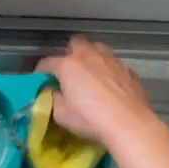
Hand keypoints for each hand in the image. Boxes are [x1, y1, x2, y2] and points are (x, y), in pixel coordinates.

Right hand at [35, 37, 161, 148]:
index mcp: (68, 65)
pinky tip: (109, 84)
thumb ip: (54, 99)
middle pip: (75, 43)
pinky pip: (113, 63)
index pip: (47, 62)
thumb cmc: (90, 119)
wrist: (129, 124)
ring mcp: (111, 60)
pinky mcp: (128, 69)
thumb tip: (56, 92)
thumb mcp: (61, 115)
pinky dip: (107, 69)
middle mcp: (90, 56)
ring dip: (90, 56)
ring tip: (90, 73)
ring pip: (97, 48)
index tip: (40, 80)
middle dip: (69, 53)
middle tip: (68, 71)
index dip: (40, 71)